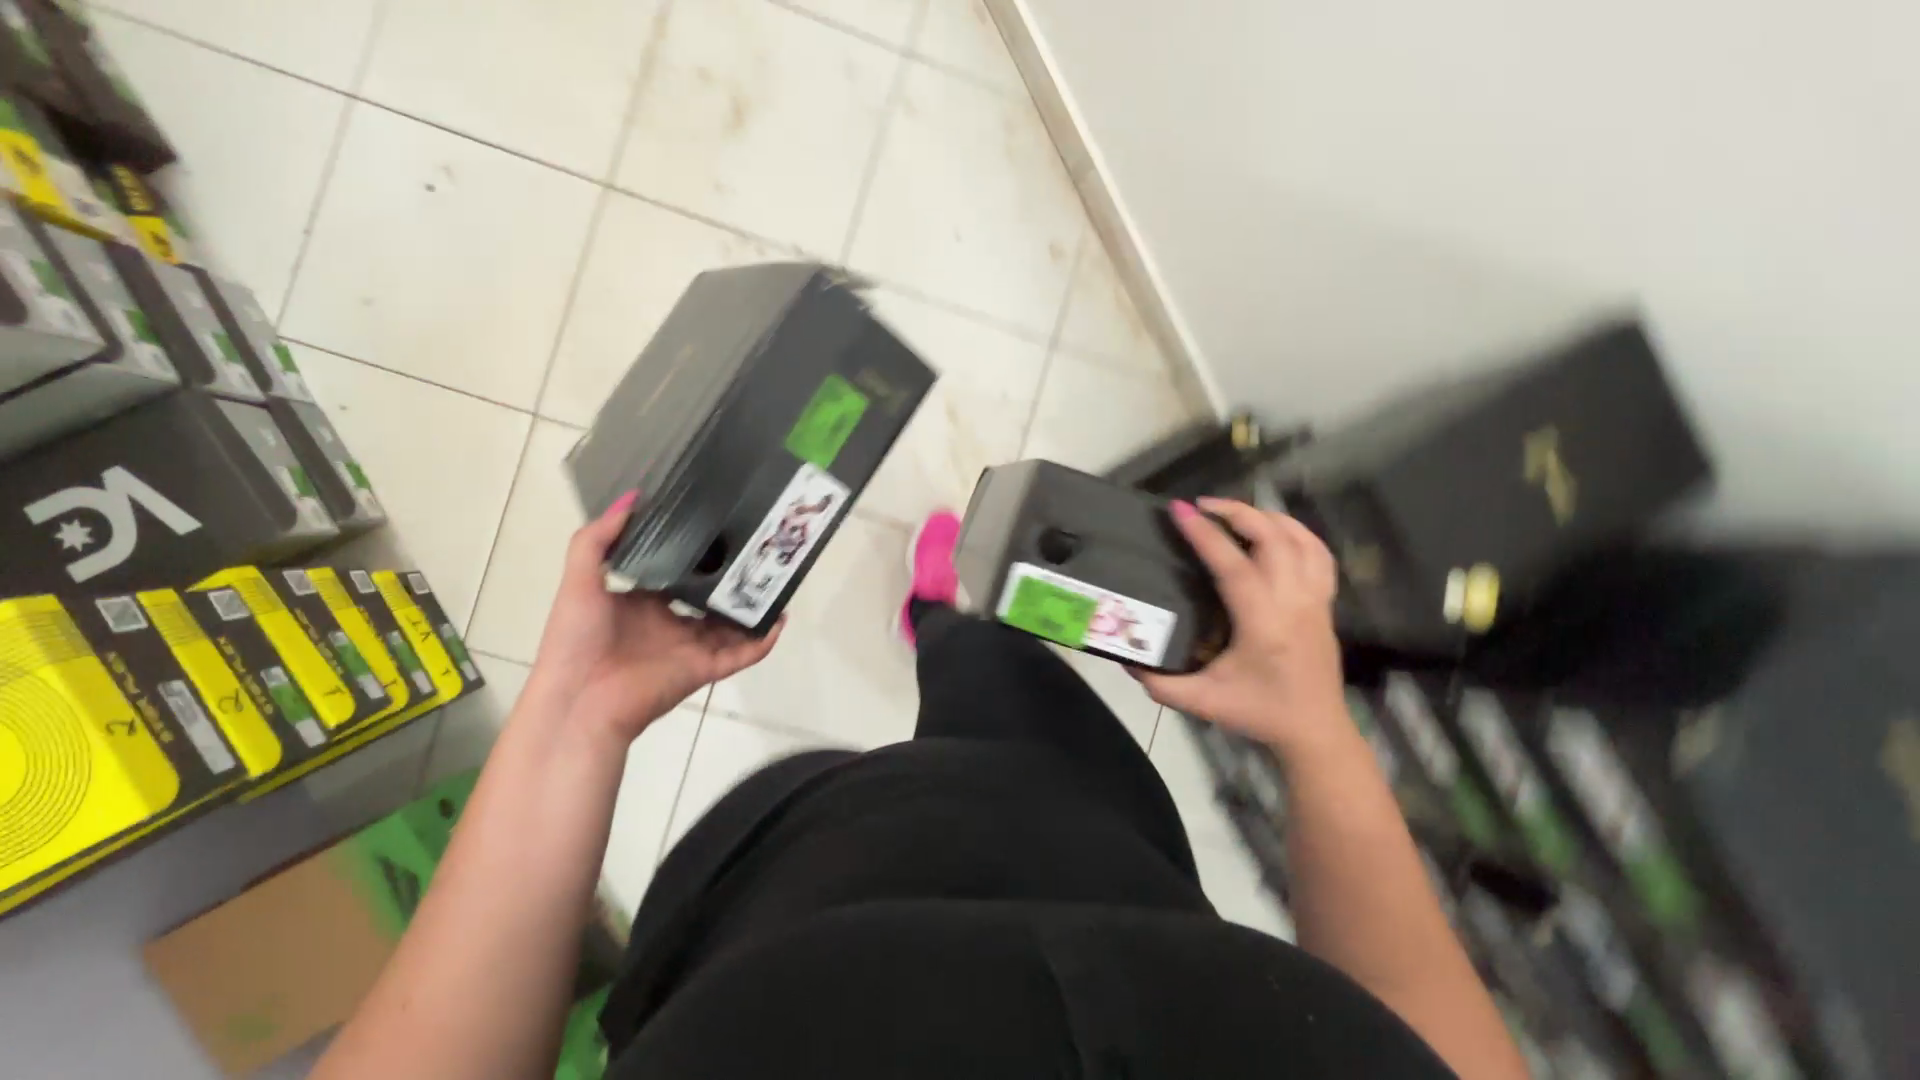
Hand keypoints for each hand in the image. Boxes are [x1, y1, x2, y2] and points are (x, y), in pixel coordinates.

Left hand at [526, 492, 782, 743]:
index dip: (697, 554)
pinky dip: (762, 641)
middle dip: (733, 579)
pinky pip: (741, 654)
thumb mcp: (579, 579)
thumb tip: (633, 497)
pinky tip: (779, 620)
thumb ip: (599, 539)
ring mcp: (690, 648)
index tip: (718, 528)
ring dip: (754, 607)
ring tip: (778, 580)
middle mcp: (670, 623)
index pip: (677, 573)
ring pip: (732, 625)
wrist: (579, 700)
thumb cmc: (575, 639)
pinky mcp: (704, 670)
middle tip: (759, 551)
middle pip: (711, 598)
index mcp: (642, 603)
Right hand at [1137, 498, 1346, 754]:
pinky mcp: (1326, 602)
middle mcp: (1293, 604)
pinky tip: (1275, 528)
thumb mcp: (1201, 702)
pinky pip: (1319, 554)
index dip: (1205, 534)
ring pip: (1299, 539)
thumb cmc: (1258, 713)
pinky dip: (1297, 531)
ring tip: (1233, 512)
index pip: (1233, 566)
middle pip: (1273, 539)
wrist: (1314, 730)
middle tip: (1201, 505)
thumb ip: (1160, 682)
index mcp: (1262, 625)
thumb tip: (1123, 657)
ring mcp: (1315, 600)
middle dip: (1237, 512)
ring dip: (1266, 517)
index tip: (1179, 511)